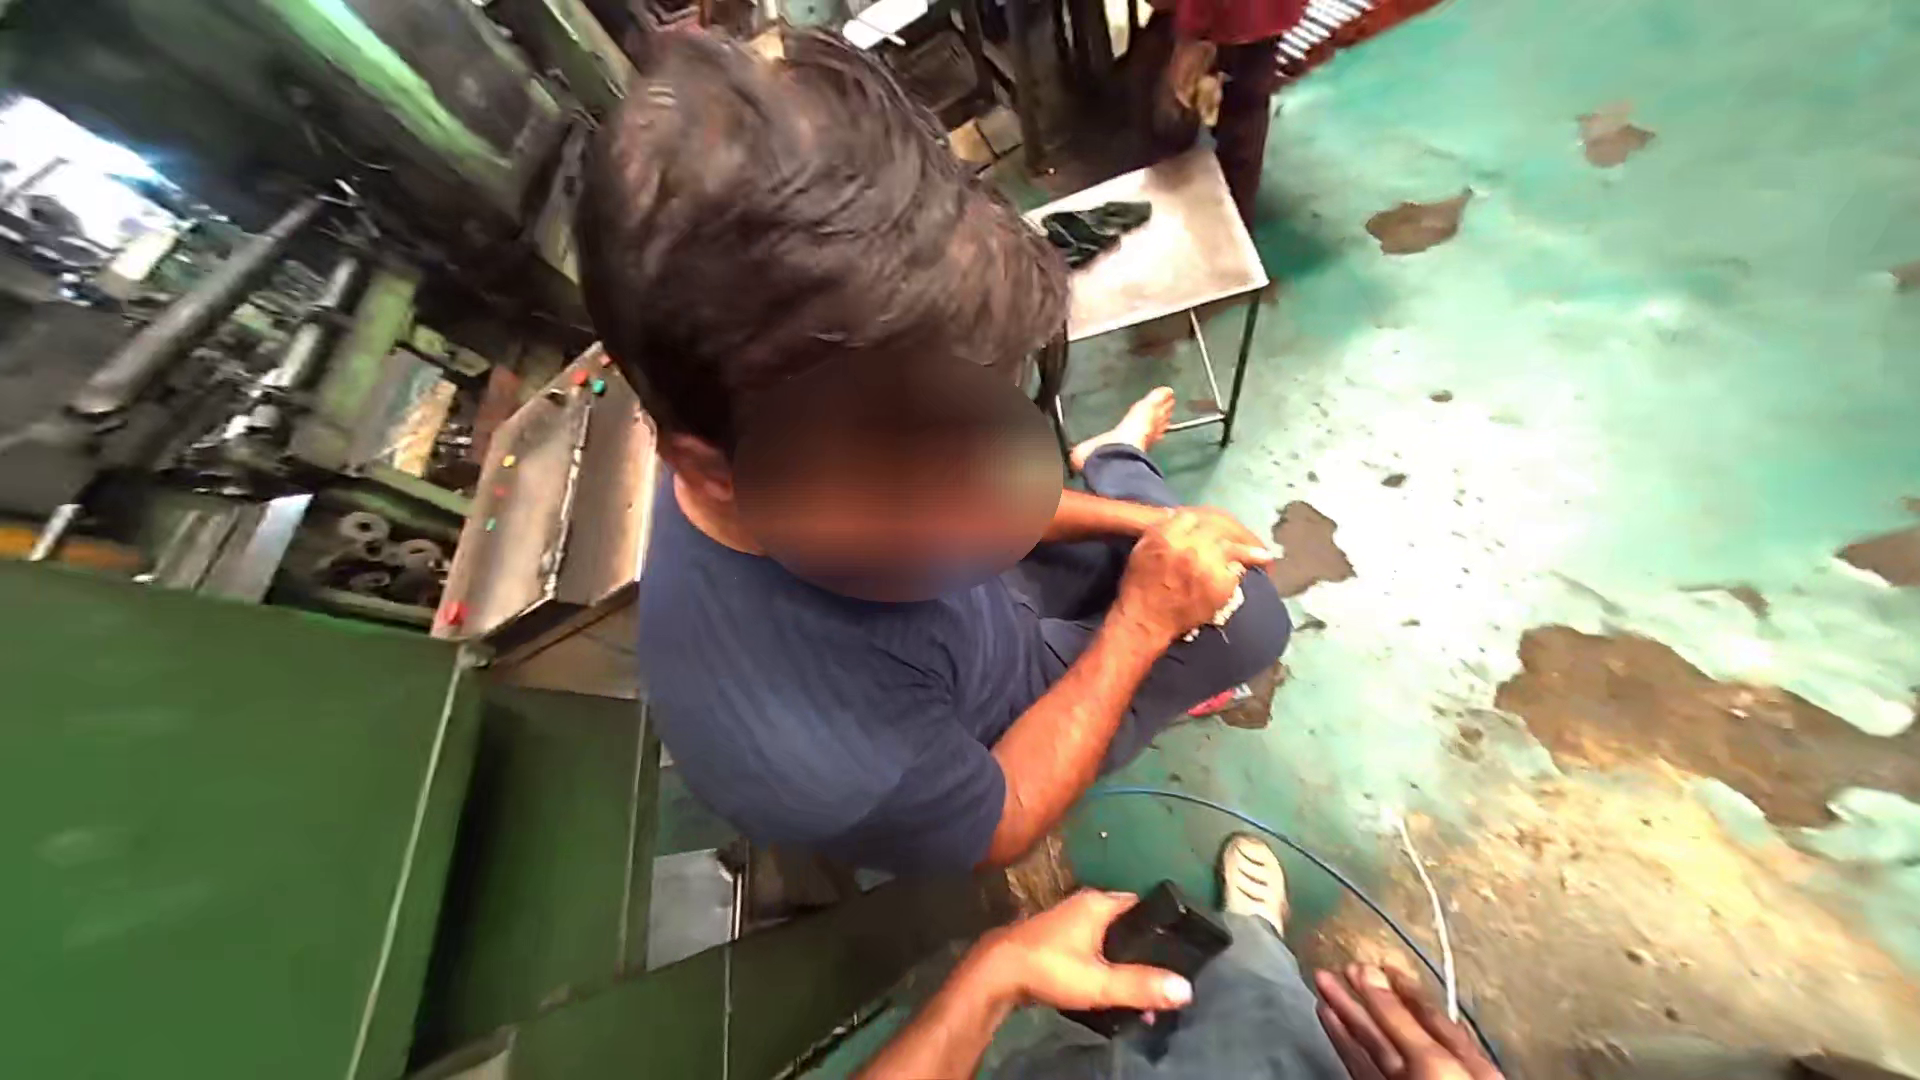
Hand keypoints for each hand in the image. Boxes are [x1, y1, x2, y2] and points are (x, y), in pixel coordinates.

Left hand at [969, 890, 1193, 1012]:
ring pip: (1112, 936)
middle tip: (1165, 980)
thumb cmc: (1052, 967)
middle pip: (1128, 922)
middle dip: (1146, 950)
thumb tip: (1186, 987)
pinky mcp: (1063, 935)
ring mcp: (1073, 917)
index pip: (1142, 905)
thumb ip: (1141, 985)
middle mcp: (1087, 903)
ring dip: (1126, 960)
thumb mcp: (1100, 983)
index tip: (1181, 951)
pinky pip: (1096, 944)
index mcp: (1099, 903)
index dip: (1162, 926)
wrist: (1002, 970)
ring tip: (1146, 993)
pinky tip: (1115, 987)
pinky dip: (1109, 962)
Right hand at [1116, 508, 1273, 641]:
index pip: (1193, 516)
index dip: (1203, 521)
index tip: (1210, 527)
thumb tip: (1186, 516)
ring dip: (1248, 550)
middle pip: (1217, 529)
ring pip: (1233, 548)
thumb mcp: (1143, 548)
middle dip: (1230, 532)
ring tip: (1264, 555)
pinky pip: (1235, 572)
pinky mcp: (1221, 585)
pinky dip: (1237, 572)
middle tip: (1242, 537)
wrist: (1147, 619)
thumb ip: (1164, 530)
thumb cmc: (1140, 584)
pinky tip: (1242, 573)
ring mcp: (1208, 565)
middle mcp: (1190, 545)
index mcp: (1167, 534)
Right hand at [1314, 966, 1502, 1079]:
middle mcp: (1438, 1075)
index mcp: (1467, 1066)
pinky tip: (1325, 1015)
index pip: (1433, 1017)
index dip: (1404, 987)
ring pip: (1374, 1044)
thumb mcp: (1434, 1063)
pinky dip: (1341, 1038)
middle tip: (1340, 965)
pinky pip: (1360, 1064)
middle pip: (1398, 1027)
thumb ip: (1398, 1018)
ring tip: (1321, 980)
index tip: (1378, 959)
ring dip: (1347, 1011)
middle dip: (1367, 994)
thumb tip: (1368, 969)